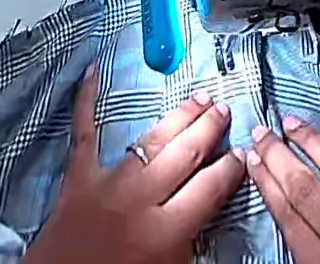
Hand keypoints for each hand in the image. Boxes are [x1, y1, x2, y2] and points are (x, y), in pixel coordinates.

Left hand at [24, 66, 245, 263]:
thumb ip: (188, 246)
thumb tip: (206, 215)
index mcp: (164, 235)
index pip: (208, 191)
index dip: (228, 170)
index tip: (241, 153)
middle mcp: (139, 201)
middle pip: (183, 155)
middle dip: (207, 130)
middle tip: (223, 109)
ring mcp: (107, 182)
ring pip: (150, 139)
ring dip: (176, 117)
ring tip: (197, 98)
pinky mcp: (78, 175)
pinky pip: (83, 131)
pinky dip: (86, 100)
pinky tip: (93, 72)